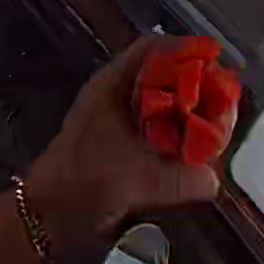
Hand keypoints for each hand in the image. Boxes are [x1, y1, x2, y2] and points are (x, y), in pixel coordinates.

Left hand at [25, 36, 238, 259]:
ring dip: (180, 104)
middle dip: (188, 79)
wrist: (46, 215)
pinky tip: (190, 142)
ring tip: (211, 114)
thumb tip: (215, 180)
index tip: (211, 59)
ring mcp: (113, 114)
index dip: (182, 48)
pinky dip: (171, 126)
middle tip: (218, 90)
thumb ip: (178, 179)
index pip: (150, 48)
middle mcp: (113, 91)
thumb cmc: (84, 181)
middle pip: (156, 70)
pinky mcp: (116, 137)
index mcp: (112, 83)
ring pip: (154, 96)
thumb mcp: (135, 179)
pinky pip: (150, 121)